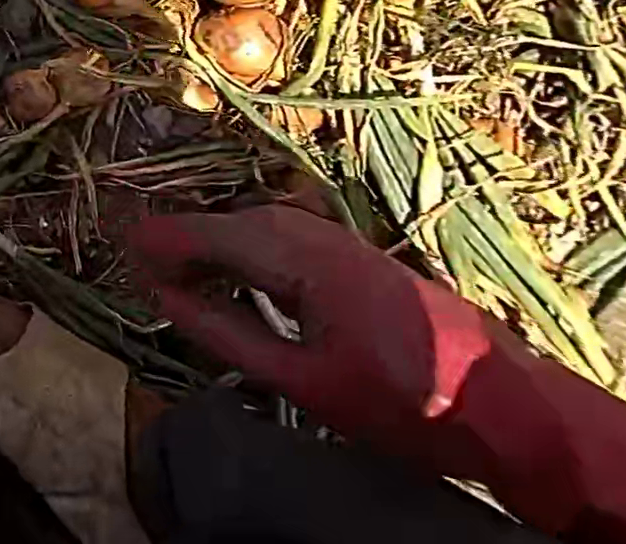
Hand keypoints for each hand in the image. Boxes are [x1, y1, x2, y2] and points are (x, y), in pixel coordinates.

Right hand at [129, 205, 625, 543]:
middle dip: (177, 241)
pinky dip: (234, 251)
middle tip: (136, 263)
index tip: (118, 244)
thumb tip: (164, 297)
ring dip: (204, 245)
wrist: (506, 401)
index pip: (206, 234)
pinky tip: (221, 273)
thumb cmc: (401, 398)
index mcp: (295, 255)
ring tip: (169, 270)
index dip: (160, 240)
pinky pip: (267, 237)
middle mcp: (305, 228)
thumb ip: (224, 332)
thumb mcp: (301, 380)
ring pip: (242, 227)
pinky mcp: (336, 246)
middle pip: (221, 224)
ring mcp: (324, 232)